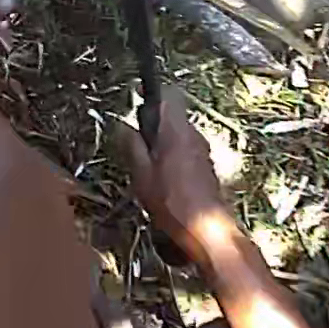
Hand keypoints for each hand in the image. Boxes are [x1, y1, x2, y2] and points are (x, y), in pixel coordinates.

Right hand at [119, 100, 237, 266]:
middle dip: (152, 124)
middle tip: (136, 143)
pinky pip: (186, 148)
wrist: (208, 233)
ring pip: (178, 133)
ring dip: (162, 141)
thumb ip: (131, 143)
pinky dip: (172, 154)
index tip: (136, 104)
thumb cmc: (171, 200)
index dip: (151, 95)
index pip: (168, 95)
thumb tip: (120, 124)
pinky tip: (163, 178)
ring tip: (147, 165)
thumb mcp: (141, 173)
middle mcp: (193, 134)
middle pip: (171, 115)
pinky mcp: (207, 166)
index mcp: (176, 129)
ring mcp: (203, 150)